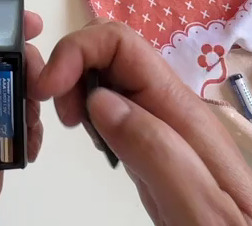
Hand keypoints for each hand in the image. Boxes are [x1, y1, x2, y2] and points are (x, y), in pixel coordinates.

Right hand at [34, 20, 251, 225]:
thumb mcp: (203, 211)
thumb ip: (157, 152)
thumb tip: (99, 99)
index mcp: (182, 111)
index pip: (121, 42)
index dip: (77, 50)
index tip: (48, 90)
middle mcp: (172, 107)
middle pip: (111, 50)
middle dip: (72, 65)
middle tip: (58, 115)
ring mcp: (163, 126)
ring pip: (109, 75)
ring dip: (76, 86)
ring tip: (68, 127)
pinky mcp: (156, 147)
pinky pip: (114, 106)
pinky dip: (88, 110)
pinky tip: (88, 139)